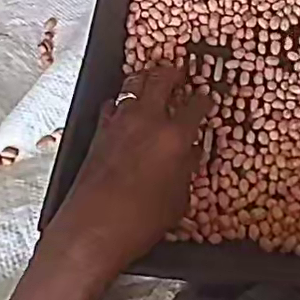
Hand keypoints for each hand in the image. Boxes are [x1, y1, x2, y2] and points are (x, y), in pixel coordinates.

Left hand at [41, 63, 213, 278]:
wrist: (91, 229)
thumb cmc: (141, 220)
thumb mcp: (179, 198)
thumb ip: (187, 169)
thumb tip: (191, 154)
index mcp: (174, 136)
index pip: (196, 105)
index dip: (205, 100)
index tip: (208, 99)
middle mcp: (147, 121)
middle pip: (162, 79)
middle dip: (174, 72)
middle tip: (181, 70)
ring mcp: (119, 123)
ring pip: (133, 85)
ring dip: (146, 79)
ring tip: (154, 79)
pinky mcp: (98, 132)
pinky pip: (113, 105)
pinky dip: (121, 102)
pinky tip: (124, 109)